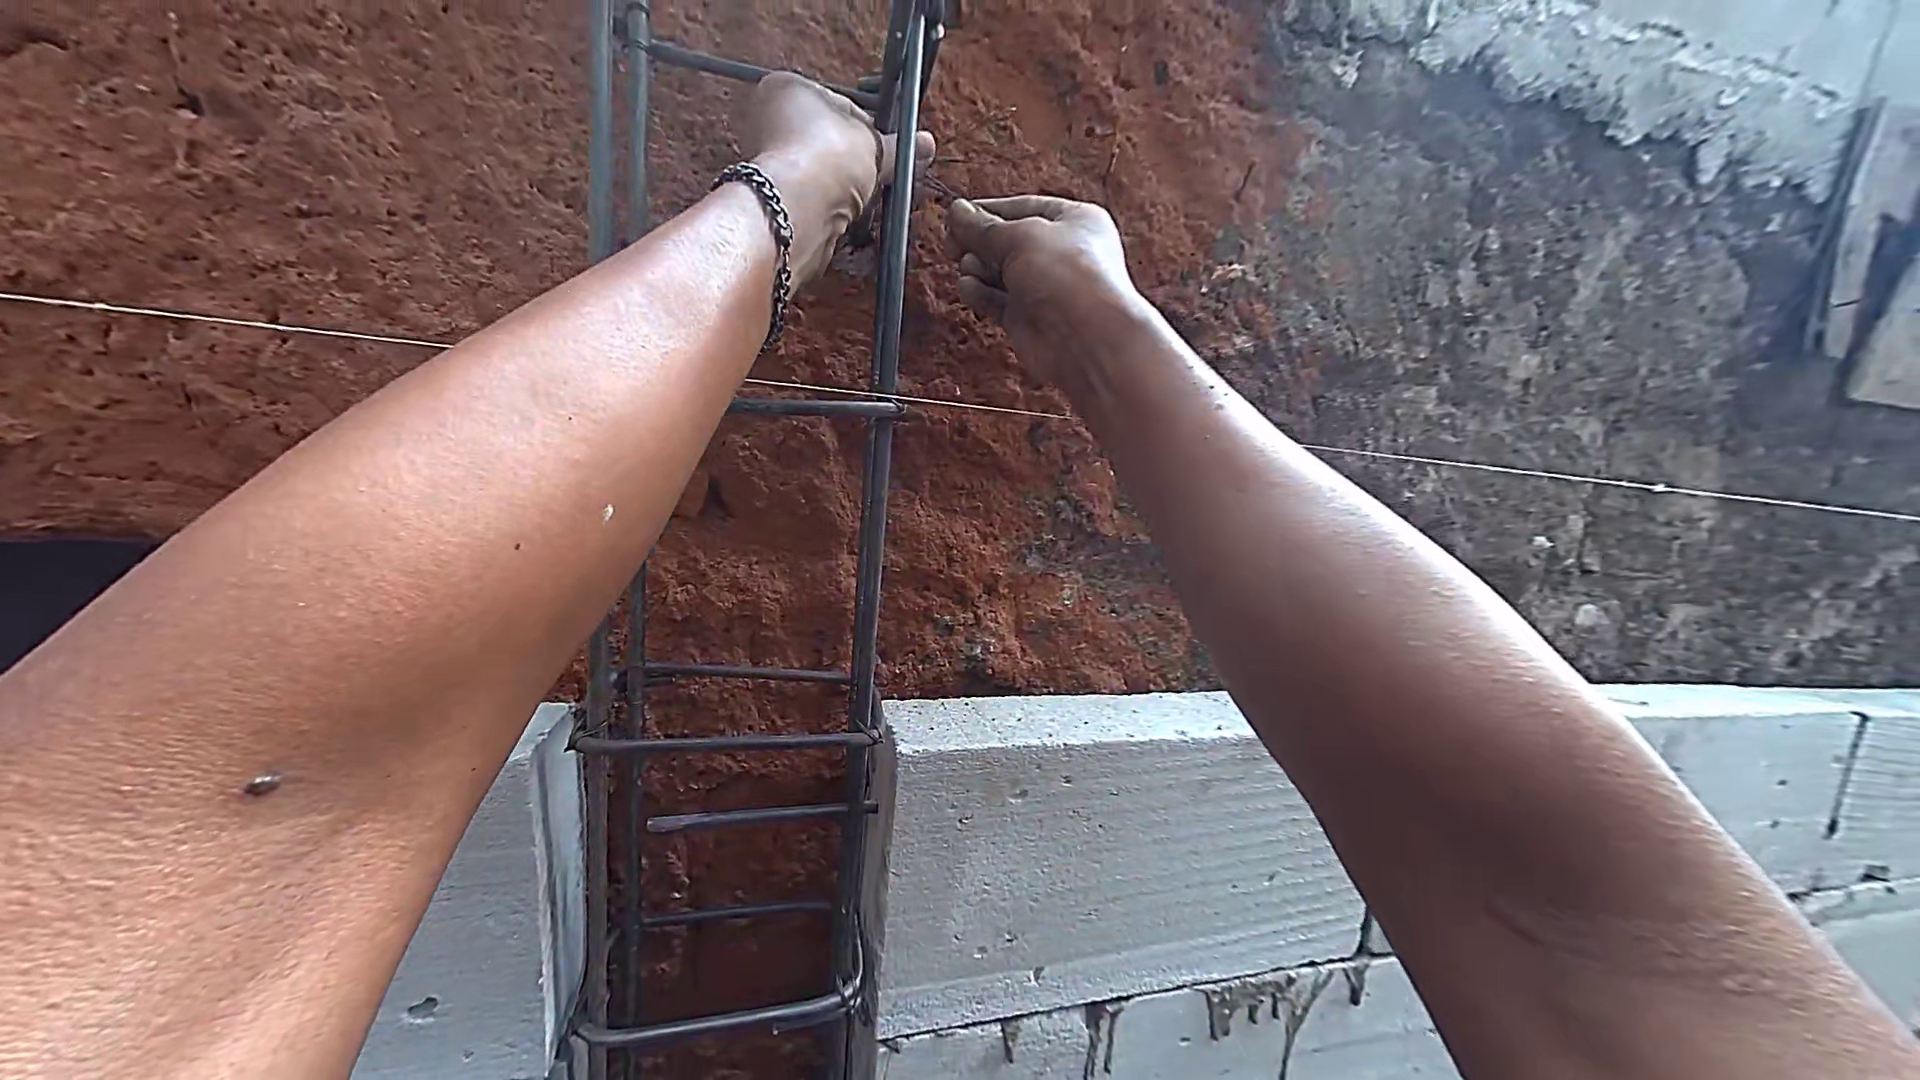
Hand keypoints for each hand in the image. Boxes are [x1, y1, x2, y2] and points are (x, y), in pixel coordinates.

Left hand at [743, 72, 932, 285]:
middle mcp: (768, 121)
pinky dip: (830, 208)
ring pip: (821, 174)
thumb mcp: (873, 145)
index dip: (868, 129)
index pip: (838, 106)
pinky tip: (844, 215)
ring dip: (845, 188)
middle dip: (855, 162)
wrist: (799, 208)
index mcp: (786, 87)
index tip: (886, 149)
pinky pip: (812, 200)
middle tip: (880, 178)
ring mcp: (769, 162)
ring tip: (864, 199)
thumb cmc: (828, 157)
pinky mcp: (774, 200)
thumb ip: (898, 148)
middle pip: (827, 142)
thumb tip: (926, 144)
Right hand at [944, 196, 1149, 387]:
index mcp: (1074, 222)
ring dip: (978, 268)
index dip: (988, 212)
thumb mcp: (1021, 237)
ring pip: (1001, 274)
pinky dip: (980, 294)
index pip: (1023, 209)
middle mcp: (1060, 256)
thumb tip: (957, 213)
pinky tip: (967, 286)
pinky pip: (997, 302)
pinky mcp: (1028, 321)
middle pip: (1009, 243)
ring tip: (964, 265)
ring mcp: (1044, 291)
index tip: (958, 215)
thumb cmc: (1073, 280)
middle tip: (953, 242)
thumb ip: (984, 227)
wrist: (1086, 340)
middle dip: (980, 242)